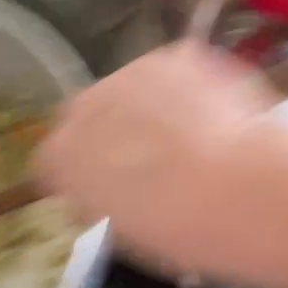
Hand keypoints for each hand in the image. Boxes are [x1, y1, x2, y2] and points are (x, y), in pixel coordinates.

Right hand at [37, 41, 279, 274]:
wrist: (234, 189)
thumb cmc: (176, 230)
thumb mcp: (124, 231)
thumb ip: (104, 204)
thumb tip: (110, 197)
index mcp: (61, 157)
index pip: (53, 159)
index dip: (80, 173)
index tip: (103, 189)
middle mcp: (83, 106)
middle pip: (87, 114)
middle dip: (109, 132)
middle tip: (146, 161)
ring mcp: (130, 72)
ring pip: (131, 88)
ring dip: (148, 106)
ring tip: (185, 136)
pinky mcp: (177, 55)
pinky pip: (173, 72)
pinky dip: (186, 88)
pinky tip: (210, 114)